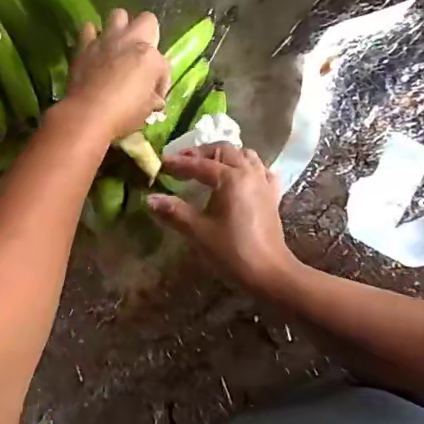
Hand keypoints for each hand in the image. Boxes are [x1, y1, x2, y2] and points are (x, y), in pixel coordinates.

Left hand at [61, 9, 169, 140]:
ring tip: (119, 44)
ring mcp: (106, 40)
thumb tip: (154, 96)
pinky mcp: (84, 45)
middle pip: (147, 20)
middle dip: (147, 32)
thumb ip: (153, 96)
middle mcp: (131, 40)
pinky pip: (90, 29)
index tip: (155, 95)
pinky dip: (93, 36)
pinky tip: (96, 49)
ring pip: (118, 14)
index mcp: (151, 56)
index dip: (161, 80)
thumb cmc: (124, 113)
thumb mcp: (148, 108)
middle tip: (142, 53)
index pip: (164, 63)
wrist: (87, 114)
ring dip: (121, 27)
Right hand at [148, 144, 297, 289]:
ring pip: (245, 155)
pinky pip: (260, 169)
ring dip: (225, 155)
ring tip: (208, 166)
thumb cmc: (232, 251)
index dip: (179, 163)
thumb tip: (150, 199)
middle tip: (182, 162)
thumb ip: (174, 212)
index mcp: (231, 178)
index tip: (160, 163)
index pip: (200, 164)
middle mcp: (250, 173)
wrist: (269, 272)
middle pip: (224, 150)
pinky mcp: (273, 195)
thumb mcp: (199, 232)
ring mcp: (264, 182)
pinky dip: (247, 166)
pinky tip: (239, 176)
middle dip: (202, 153)